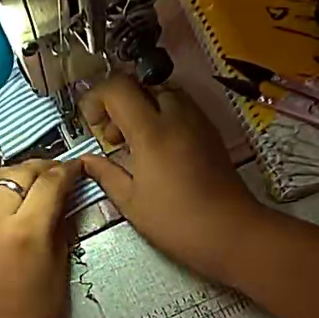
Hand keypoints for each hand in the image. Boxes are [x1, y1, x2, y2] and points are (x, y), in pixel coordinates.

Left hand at [0, 159, 83, 317]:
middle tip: (60, 172)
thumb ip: (61, 231)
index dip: (68, 171)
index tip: (78, 169)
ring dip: (17, 171)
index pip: (50, 183)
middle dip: (44, 167)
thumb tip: (64, 204)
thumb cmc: (27, 317)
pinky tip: (10, 194)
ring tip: (34, 179)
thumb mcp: (58, 273)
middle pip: (21, 172)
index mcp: (25, 231)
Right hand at [79, 75, 271, 281]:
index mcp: (151, 131)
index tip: (91, 123)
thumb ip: (105, 173)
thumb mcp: (131, 202)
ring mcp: (197, 121)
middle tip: (112, 137)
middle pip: (142, 85)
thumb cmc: (176, 221)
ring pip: (164, 93)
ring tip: (134, 143)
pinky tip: (158, 149)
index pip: (117, 88)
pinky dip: (163, 116)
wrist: (232, 232)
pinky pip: (182, 108)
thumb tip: (86, 160)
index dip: (96, 98)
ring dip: (143, 107)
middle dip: (120, 102)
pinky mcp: (210, 132)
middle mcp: (176, 116)